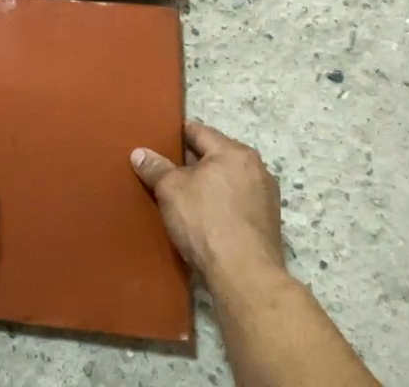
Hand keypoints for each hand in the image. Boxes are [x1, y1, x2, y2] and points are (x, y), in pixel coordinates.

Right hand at [131, 122, 285, 289]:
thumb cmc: (205, 221)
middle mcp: (256, 169)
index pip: (200, 132)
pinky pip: (237, 203)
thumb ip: (155, 167)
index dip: (177, 134)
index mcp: (234, 152)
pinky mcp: (269, 224)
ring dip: (208, 184)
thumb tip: (139, 153)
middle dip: (192, 161)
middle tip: (166, 169)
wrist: (244, 275)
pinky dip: (221, 204)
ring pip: (228, 181)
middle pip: (216, 156)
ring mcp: (266, 198)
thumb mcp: (170, 190)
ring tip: (183, 194)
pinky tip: (204, 217)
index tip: (159, 138)